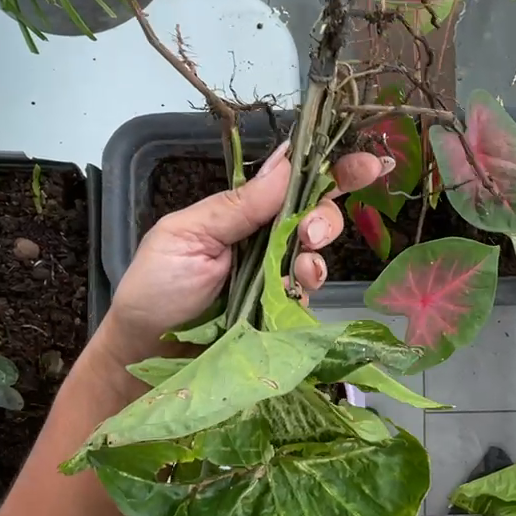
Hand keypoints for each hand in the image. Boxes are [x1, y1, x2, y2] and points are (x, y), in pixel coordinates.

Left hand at [100, 147, 385, 363]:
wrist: (146, 353)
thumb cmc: (156, 288)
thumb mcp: (187, 235)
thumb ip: (237, 206)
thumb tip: (284, 164)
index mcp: (240, 211)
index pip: (290, 181)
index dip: (330, 168)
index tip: (368, 163)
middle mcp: (265, 238)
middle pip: (316, 213)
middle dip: (326, 214)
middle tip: (312, 231)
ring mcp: (277, 275)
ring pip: (318, 251)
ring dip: (318, 251)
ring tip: (303, 265)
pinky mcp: (283, 310)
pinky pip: (309, 290)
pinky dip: (310, 284)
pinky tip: (298, 286)